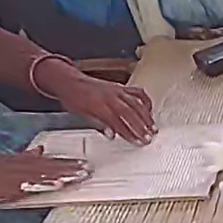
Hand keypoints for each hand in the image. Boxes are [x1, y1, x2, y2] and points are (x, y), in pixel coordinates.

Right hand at [0, 153, 88, 207]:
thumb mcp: (4, 161)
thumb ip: (24, 156)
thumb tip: (41, 150)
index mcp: (18, 159)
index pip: (46, 160)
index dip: (66, 162)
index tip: (83, 163)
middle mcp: (18, 165)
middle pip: (49, 166)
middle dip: (70, 168)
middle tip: (89, 169)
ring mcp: (13, 175)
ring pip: (43, 174)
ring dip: (63, 175)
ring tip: (81, 176)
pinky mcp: (7, 186)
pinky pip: (29, 185)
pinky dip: (44, 184)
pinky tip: (58, 184)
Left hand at [37, 60, 156, 143]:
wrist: (70, 81)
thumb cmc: (73, 98)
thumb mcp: (80, 114)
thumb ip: (98, 124)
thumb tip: (111, 135)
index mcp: (98, 104)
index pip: (117, 121)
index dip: (128, 132)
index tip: (137, 141)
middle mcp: (110, 96)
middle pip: (129, 113)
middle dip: (140, 127)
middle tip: (149, 138)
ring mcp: (117, 90)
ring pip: (136, 103)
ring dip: (146, 117)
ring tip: (153, 128)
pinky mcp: (121, 87)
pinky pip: (137, 93)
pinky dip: (145, 101)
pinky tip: (149, 111)